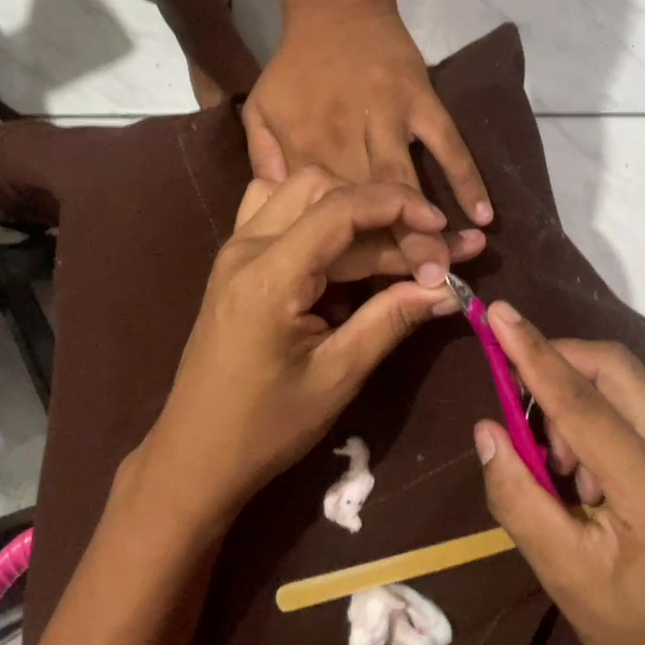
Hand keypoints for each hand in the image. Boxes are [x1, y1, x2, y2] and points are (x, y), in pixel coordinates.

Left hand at [141, 169, 485, 515]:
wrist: (196, 456)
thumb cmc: (266, 427)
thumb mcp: (338, 375)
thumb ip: (391, 319)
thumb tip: (448, 286)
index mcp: (269, 275)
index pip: (341, 207)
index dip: (399, 207)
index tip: (444, 230)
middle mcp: (247, 246)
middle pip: (324, 188)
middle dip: (382, 213)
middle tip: (425, 256)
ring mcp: (237, 249)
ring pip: (302, 193)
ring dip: (353, 212)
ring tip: (395, 252)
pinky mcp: (238, 261)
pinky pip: (279, 211)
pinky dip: (320, 218)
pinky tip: (348, 249)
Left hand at [243, 9, 492, 283]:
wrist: (333, 7)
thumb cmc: (294, 67)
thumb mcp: (259, 112)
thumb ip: (265, 160)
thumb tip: (280, 209)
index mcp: (296, 146)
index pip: (320, 209)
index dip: (349, 249)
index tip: (369, 288)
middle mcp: (339, 135)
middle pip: (363, 201)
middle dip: (392, 248)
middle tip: (420, 289)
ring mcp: (382, 114)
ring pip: (403, 178)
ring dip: (427, 223)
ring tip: (450, 267)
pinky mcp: (418, 97)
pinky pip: (446, 141)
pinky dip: (464, 175)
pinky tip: (483, 213)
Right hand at [474, 305, 644, 644]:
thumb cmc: (634, 629)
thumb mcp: (563, 574)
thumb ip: (518, 497)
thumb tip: (487, 427)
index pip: (582, 402)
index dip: (534, 353)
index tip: (497, 313)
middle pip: (614, 367)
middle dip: (557, 363)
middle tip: (519, 403)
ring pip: (626, 381)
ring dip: (578, 397)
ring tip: (560, 466)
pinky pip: (639, 404)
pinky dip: (600, 414)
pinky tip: (587, 470)